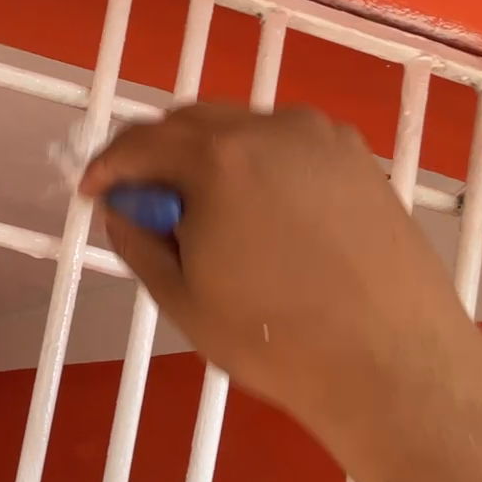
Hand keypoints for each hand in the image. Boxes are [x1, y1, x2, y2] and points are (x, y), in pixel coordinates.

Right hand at [79, 102, 476, 437]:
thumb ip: (136, 240)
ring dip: (201, 157)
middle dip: (152, 156)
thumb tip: (122, 209)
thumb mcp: (177, 295)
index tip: (92, 193)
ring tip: (195, 212)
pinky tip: (249, 212)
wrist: (388, 359)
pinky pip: (281, 144)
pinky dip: (248, 163)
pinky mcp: (357, 160)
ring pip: (238, 129)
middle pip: (190, 122)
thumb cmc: (269, 335)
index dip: (107, 168)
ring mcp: (323, 140)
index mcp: (219, 160)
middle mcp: (272, 130)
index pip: (141, 143)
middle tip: (139, 203)